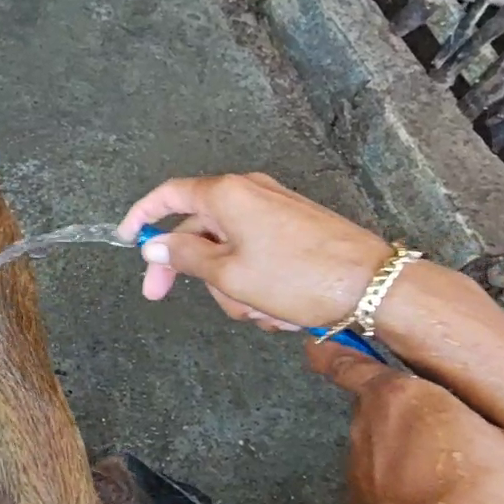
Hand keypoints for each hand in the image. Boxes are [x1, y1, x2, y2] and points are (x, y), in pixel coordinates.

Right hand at [117, 174, 393, 328]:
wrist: (376, 286)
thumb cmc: (296, 277)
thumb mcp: (228, 274)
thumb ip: (183, 257)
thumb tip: (153, 245)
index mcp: (225, 194)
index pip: (167, 194)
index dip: (142, 216)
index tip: (127, 240)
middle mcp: (247, 192)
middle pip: (196, 228)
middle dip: (186, 268)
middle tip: (161, 296)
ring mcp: (273, 209)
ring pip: (226, 248)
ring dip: (229, 284)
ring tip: (256, 310)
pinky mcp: (294, 228)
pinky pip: (255, 253)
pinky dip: (255, 281)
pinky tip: (277, 308)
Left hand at [310, 340, 503, 503]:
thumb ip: (494, 432)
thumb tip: (484, 444)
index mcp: (398, 397)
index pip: (352, 366)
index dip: (336, 356)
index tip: (315, 349)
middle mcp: (366, 428)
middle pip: (381, 413)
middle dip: (409, 423)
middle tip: (453, 439)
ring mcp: (359, 474)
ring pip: (387, 456)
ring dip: (415, 466)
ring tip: (468, 492)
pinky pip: (392, 495)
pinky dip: (416, 502)